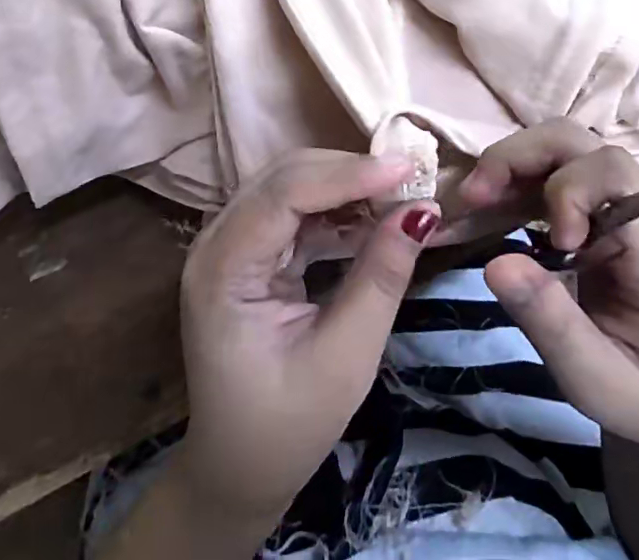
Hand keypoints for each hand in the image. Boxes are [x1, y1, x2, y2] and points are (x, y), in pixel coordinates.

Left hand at [178, 150, 440, 523]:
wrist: (238, 469)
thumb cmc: (287, 426)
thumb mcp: (345, 357)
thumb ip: (381, 277)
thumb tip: (422, 211)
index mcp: (221, 271)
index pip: (283, 194)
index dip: (347, 174)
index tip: (406, 168)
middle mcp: (216, 244)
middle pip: (284, 179)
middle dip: (350, 171)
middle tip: (411, 178)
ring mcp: (230, 246)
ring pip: (291, 187)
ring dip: (347, 186)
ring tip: (400, 195)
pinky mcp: (250, 254)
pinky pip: (296, 212)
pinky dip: (338, 209)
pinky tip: (373, 217)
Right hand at [457, 121, 638, 449]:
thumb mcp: (600, 383)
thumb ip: (553, 324)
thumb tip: (495, 264)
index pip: (614, 172)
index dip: (569, 192)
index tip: (553, 246)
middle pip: (578, 143)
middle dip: (518, 157)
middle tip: (474, 197)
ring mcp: (620, 207)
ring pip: (560, 150)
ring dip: (510, 167)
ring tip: (470, 203)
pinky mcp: (598, 215)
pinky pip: (552, 178)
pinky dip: (513, 187)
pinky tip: (484, 212)